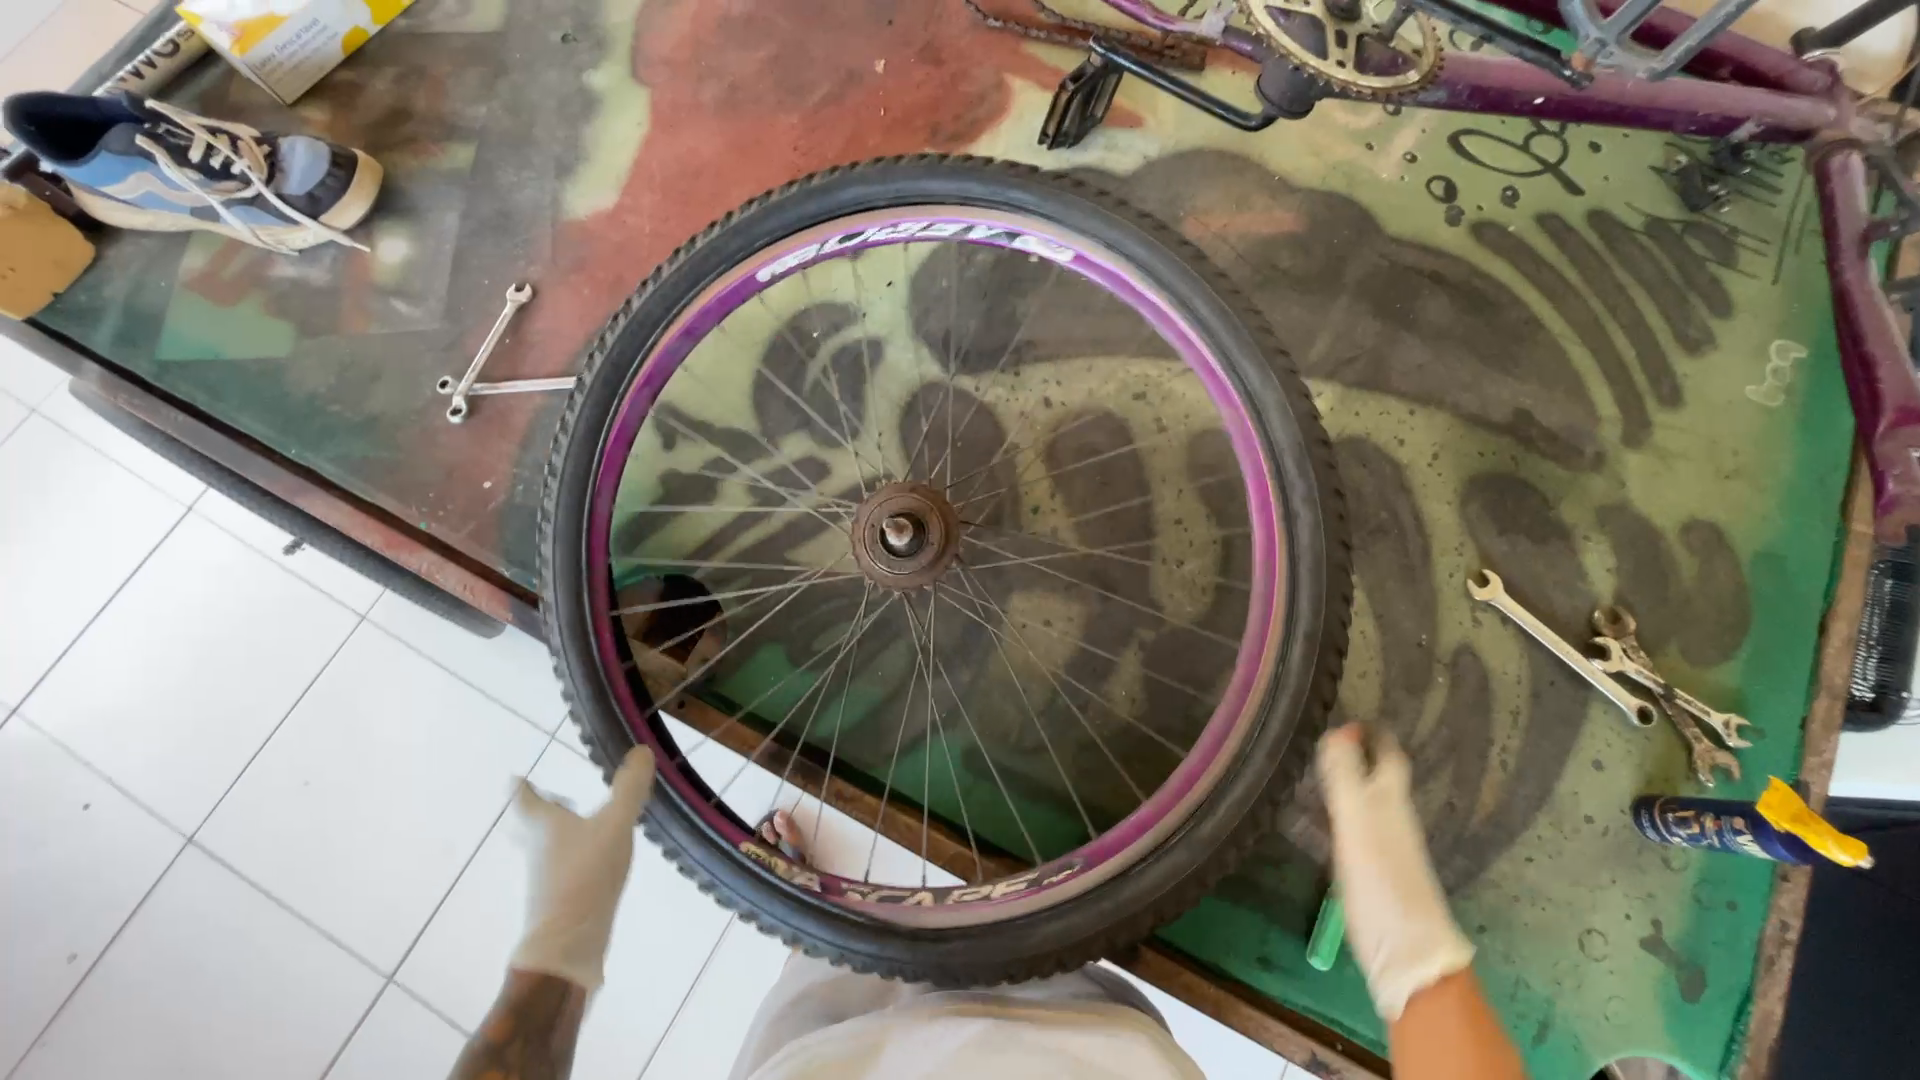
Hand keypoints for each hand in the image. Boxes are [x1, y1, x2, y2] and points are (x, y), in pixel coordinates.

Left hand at [509, 746, 655, 989]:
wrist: (567, 947)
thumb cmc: (583, 876)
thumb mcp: (614, 825)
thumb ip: (629, 789)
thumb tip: (641, 750)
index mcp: (543, 826)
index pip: (524, 800)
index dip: (521, 787)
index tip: (515, 777)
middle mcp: (537, 850)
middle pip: (526, 826)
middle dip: (534, 810)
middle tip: (545, 798)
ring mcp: (545, 878)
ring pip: (542, 848)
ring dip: (553, 833)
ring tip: (575, 824)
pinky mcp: (558, 901)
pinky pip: (559, 869)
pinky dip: (570, 857)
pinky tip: (591, 861)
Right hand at [1316, 725, 1474, 1021]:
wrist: (1407, 953)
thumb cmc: (1381, 883)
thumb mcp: (1358, 823)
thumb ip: (1346, 777)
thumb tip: (1341, 729)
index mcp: (1391, 804)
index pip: (1389, 759)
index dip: (1376, 736)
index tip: (1356, 716)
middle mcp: (1393, 820)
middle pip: (1379, 780)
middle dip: (1360, 757)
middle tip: (1327, 739)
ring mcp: (1385, 849)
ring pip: (1365, 804)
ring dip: (1344, 786)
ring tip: (1310, 773)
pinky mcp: (1373, 874)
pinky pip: (1352, 830)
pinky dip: (1335, 816)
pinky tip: (1315, 823)